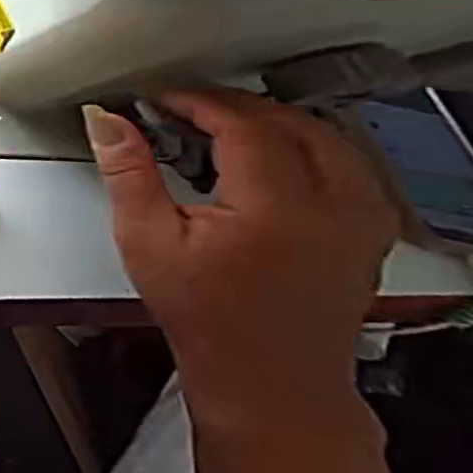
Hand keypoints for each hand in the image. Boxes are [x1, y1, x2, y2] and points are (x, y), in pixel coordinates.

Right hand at [83, 89, 398, 431]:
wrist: (265, 374)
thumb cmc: (204, 312)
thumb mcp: (144, 236)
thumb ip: (126, 170)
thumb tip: (105, 121)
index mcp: (277, 208)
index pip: (246, 125)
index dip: (198, 101)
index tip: (161, 98)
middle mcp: (333, 210)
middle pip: (294, 124)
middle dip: (235, 105)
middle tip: (184, 105)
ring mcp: (361, 224)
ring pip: (333, 141)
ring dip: (275, 121)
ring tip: (222, 124)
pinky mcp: (367, 236)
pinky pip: (352, 168)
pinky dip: (309, 146)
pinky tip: (270, 155)